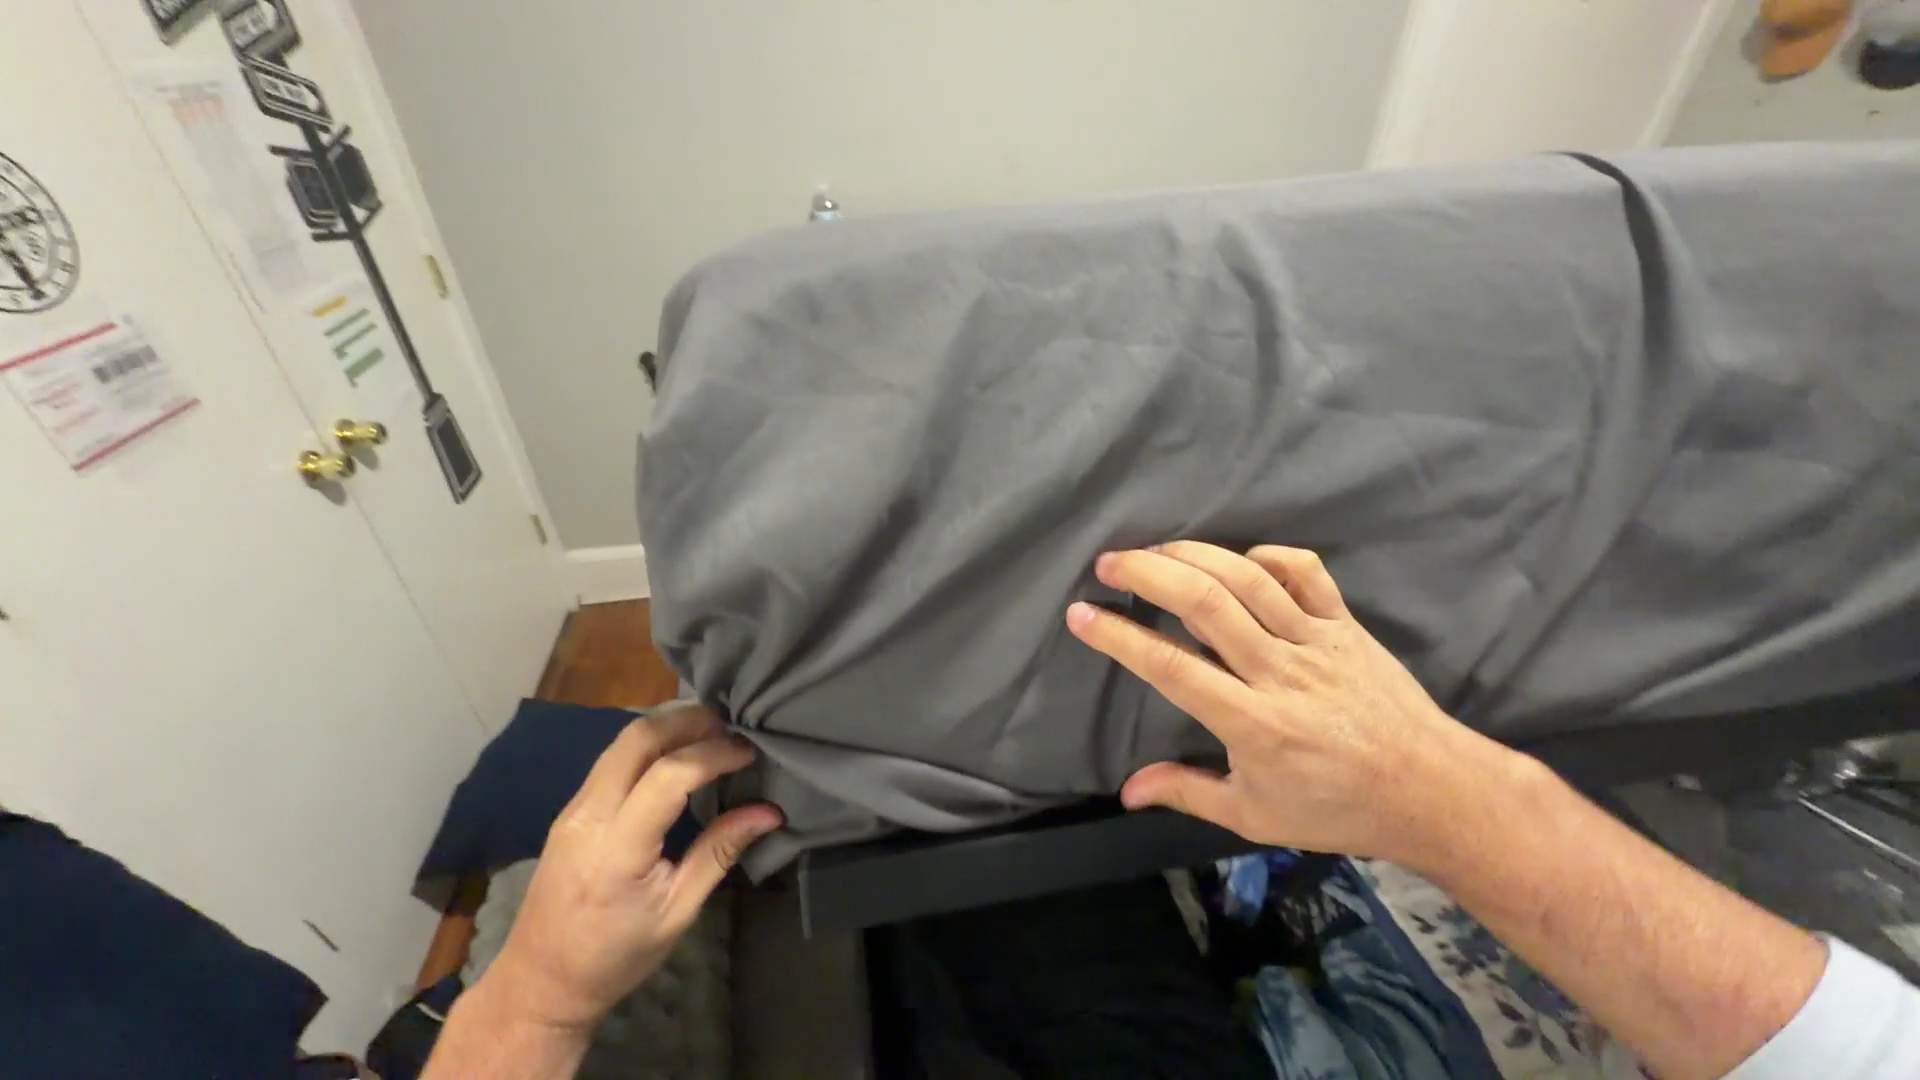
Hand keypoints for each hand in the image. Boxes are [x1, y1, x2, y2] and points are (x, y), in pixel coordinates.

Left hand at [481, 706, 781, 1031]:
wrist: (541, 981)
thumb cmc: (616, 955)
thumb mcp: (679, 911)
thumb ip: (720, 851)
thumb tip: (770, 811)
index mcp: (618, 849)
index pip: (668, 776)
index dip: (714, 754)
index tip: (749, 751)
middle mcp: (589, 816)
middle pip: (637, 739)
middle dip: (688, 719)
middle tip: (732, 723)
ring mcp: (574, 807)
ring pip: (622, 742)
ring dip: (669, 724)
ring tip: (713, 729)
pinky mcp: (573, 808)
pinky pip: (614, 757)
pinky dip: (651, 742)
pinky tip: (679, 749)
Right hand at [1065, 541, 1502, 864]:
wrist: (1436, 792)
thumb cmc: (1337, 809)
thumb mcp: (1255, 816)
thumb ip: (1187, 794)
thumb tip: (1127, 791)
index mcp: (1252, 722)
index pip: (1169, 666)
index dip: (1118, 637)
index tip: (1080, 614)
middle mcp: (1280, 671)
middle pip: (1204, 603)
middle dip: (1147, 574)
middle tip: (1109, 564)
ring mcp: (1318, 641)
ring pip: (1247, 579)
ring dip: (1193, 555)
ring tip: (1155, 550)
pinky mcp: (1347, 625)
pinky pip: (1307, 573)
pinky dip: (1268, 555)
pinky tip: (1239, 559)